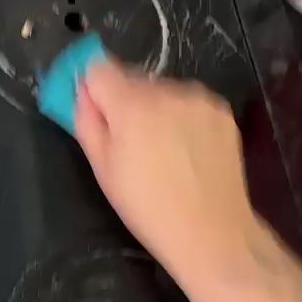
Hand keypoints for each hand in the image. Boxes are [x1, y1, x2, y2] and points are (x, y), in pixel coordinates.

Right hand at [72, 60, 261, 279]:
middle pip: (131, 78)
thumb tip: (81, 91)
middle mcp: (165, 91)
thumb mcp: (102, 168)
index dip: (94, 88)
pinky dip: (182, 115)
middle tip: (131, 142)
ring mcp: (198, 98)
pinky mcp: (221, 110)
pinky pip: (188, 100)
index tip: (98, 111)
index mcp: (130, 105)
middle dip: (125, 102)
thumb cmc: (147, 207)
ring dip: (155, 108)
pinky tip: (188, 149)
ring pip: (161, 89)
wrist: (213, 234)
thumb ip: (86, 120)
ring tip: (164, 149)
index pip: (98, 68)